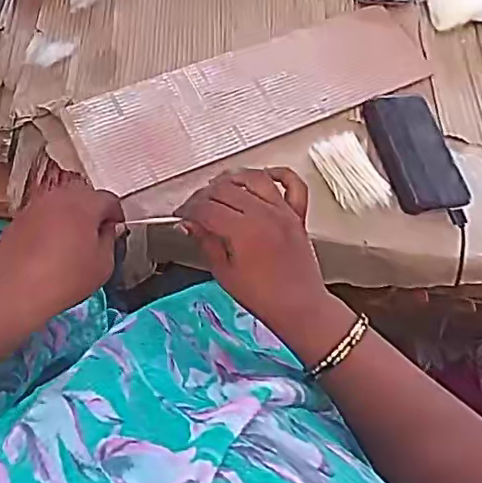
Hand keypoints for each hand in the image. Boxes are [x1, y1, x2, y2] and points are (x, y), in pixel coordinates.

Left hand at [0, 173, 122, 324]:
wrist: (15, 291)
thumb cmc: (66, 278)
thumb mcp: (103, 264)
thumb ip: (110, 239)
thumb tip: (106, 228)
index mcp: (84, 203)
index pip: (108, 199)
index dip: (116, 214)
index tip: (116, 229)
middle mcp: (58, 196)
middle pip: (82, 196)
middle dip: (92, 211)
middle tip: (96, 235)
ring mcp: (35, 205)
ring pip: (60, 204)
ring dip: (69, 216)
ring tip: (72, 242)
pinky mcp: (17, 219)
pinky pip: (42, 215)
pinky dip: (49, 225)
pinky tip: (49, 248)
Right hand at [178, 168, 333, 336]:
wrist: (300, 308)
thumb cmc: (263, 297)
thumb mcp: (224, 272)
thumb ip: (205, 242)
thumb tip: (189, 225)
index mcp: (243, 230)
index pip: (206, 208)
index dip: (188, 210)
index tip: (182, 215)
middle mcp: (264, 215)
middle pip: (226, 189)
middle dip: (203, 195)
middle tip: (194, 206)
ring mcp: (283, 212)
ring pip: (254, 178)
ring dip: (233, 177)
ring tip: (219, 185)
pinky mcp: (298, 215)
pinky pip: (292, 184)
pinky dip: (278, 174)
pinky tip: (264, 174)